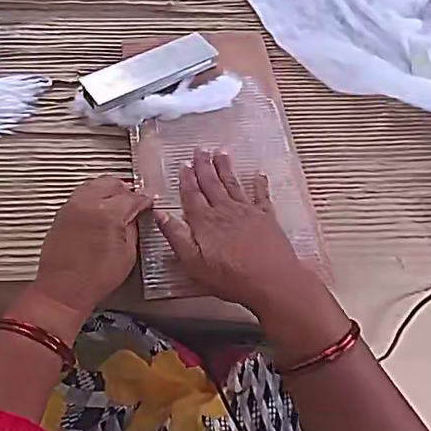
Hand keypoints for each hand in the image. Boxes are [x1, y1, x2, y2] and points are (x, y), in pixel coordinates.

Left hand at [30, 176, 152, 316]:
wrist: (63, 289)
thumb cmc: (93, 278)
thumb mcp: (127, 255)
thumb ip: (132, 229)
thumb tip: (135, 217)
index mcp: (108, 213)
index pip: (132, 197)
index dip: (144, 201)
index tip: (148, 204)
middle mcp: (88, 203)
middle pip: (112, 183)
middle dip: (126, 190)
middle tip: (134, 201)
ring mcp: (72, 206)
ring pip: (94, 185)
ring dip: (108, 190)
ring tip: (117, 203)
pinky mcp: (62, 213)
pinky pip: (81, 195)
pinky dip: (93, 196)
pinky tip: (100, 208)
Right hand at [154, 150, 326, 319]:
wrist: (271, 281)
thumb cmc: (229, 277)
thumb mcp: (193, 262)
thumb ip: (175, 236)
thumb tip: (160, 214)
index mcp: (205, 221)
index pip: (192, 195)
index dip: (187, 179)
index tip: (184, 164)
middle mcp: (225, 211)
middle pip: (211, 183)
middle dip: (204, 166)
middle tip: (200, 150)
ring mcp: (247, 212)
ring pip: (233, 184)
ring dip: (225, 168)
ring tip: (221, 152)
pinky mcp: (267, 218)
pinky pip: (261, 195)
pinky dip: (259, 184)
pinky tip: (258, 175)